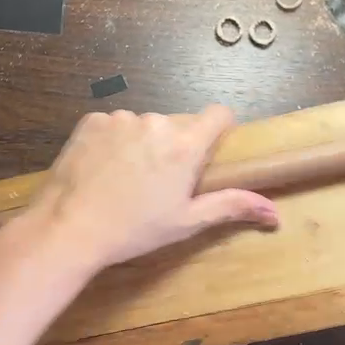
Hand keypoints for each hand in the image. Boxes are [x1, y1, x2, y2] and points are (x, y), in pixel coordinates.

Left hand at [27, 106, 279, 272]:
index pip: (218, 114)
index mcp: (184, 146)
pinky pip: (113, 125)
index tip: (209, 151)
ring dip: (141, 143)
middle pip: (177, 125)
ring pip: (144, 125)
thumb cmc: (133, 230)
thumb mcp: (186, 223)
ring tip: (124, 179)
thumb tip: (275, 213)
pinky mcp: (92, 120)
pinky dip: (112, 142)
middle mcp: (156, 122)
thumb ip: (231, 207)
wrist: (68, 229)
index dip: (218, 129)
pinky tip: (101, 170)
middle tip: (157, 183)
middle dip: (173, 146)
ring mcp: (121, 119)